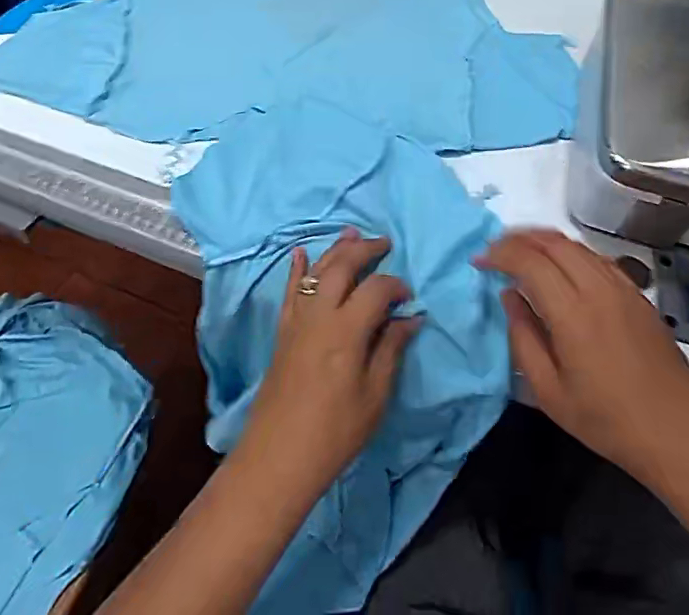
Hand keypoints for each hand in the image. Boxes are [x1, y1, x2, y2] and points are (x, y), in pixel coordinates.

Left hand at [237, 229, 421, 499]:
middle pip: (341, 267)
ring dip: (334, 250)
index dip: (396, 286)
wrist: (279, 455)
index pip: (376, 289)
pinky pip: (289, 290)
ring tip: (351, 232)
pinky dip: (296, 269)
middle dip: (364, 249)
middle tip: (384, 242)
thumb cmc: (335, 431)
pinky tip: (299, 254)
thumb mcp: (375, 395)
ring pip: (315, 271)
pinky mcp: (282, 331)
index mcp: (346, 330)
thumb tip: (410, 318)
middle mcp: (319, 315)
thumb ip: (390, 349)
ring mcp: (296, 320)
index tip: (409, 297)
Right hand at [479, 230, 688, 479]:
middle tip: (495, 250)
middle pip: (553, 243)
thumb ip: (523, 338)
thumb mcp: (549, 392)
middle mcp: (599, 290)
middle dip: (518, 239)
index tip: (479, 261)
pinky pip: (598, 258)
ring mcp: (624, 289)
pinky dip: (571, 251)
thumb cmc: (608, 422)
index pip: (529, 261)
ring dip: (543, 240)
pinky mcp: (639, 296)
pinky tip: (561, 266)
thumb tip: (509, 296)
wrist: (680, 436)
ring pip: (576, 245)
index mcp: (573, 313)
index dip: (500, 253)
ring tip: (521, 251)